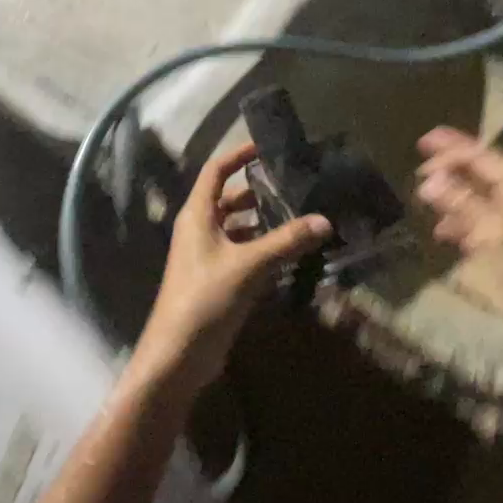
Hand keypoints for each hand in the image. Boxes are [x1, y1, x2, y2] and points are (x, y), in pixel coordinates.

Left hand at [132, 144, 332, 392]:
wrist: (177, 355)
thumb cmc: (206, 298)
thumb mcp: (249, 265)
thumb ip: (286, 242)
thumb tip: (325, 220)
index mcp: (197, 214)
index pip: (216, 170)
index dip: (238, 155)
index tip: (266, 147)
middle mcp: (199, 229)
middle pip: (229, 199)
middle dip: (259, 192)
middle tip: (295, 187)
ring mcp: (207, 256)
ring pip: (238, 228)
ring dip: (264, 222)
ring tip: (300, 217)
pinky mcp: (217, 280)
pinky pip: (242, 253)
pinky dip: (263, 249)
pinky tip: (291, 254)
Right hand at [413, 127, 502, 356]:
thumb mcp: (497, 236)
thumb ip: (463, 204)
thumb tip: (430, 177)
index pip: (482, 156)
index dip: (453, 146)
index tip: (424, 140)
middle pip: (478, 175)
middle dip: (449, 172)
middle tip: (419, 175)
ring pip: (477, 199)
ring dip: (451, 198)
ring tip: (426, 203)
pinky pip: (480, 223)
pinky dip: (460, 223)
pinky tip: (444, 233)